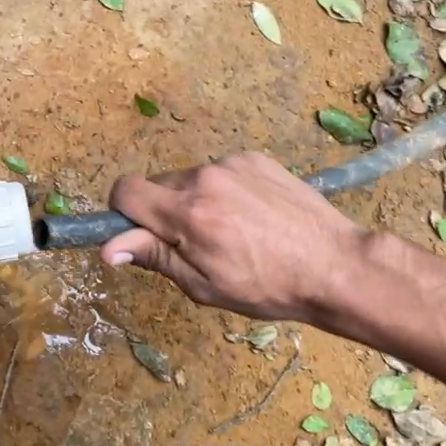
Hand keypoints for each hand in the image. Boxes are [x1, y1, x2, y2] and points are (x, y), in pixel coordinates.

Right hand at [100, 152, 372, 321]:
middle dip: (163, 211)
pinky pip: (219, 172)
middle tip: (195, 244)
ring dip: (194, 200)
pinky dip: (223, 190)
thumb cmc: (267, 288)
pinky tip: (252, 216)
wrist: (336, 266)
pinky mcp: (254, 158)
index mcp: (187, 213)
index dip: (122, 213)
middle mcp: (203, 177)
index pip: (125, 191)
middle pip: (157, 185)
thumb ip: (154, 257)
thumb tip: (108, 248)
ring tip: (231, 232)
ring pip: (189, 179)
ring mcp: (231, 163)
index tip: (140, 234)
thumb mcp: (203, 285)